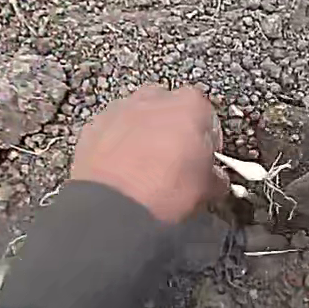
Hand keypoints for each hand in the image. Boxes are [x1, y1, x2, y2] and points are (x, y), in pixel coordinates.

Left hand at [70, 85, 226, 223]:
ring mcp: (120, 110)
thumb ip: (215, 176)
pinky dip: (118, 146)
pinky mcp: (93, 127)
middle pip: (169, 108)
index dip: (208, 138)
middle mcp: (154, 99)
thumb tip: (214, 180)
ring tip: (147, 170)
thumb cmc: (163, 191)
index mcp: (189, 106)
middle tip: (177, 161)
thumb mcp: (206, 188)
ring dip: (144, 135)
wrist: (115, 207)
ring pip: (138, 117)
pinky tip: (124, 172)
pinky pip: (112, 131)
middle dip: (173, 129)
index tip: (206, 157)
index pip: (206, 114)